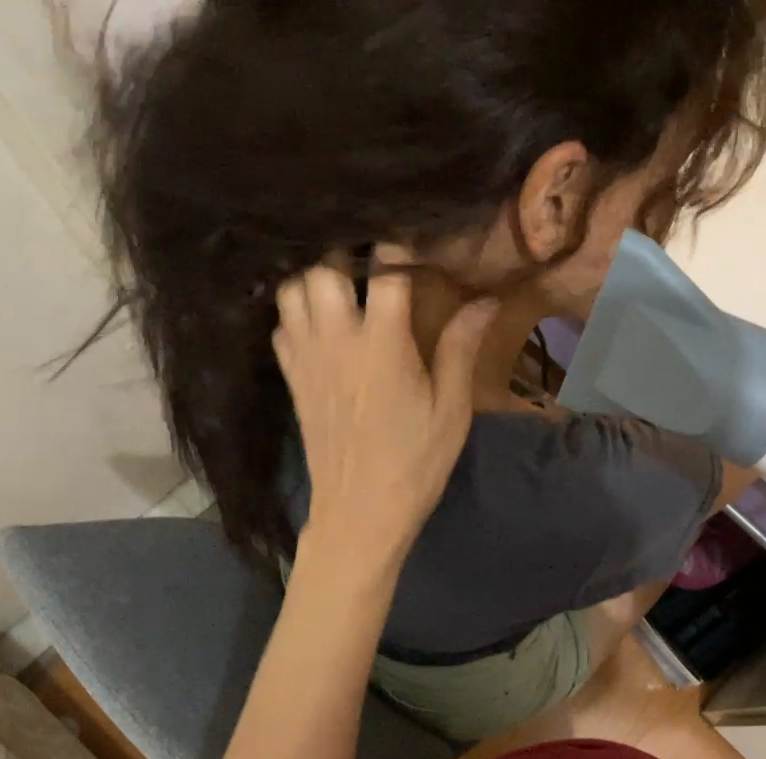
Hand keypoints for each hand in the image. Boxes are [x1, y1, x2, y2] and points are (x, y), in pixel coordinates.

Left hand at [272, 245, 498, 566]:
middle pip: (324, 265)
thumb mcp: (451, 409)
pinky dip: (295, 312)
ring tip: (342, 285)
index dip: (400, 245)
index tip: (415, 239)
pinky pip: (280, 325)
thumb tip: (485, 300)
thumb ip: (460, 348)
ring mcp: (306, 357)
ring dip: (314, 277)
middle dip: (347, 252)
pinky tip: (320, 323)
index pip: (386, 268)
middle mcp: (336, 338)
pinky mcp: (291, 378)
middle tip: (372, 260)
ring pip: (292, 289)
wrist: (360, 513)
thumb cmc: (415, 463)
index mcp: (382, 342)